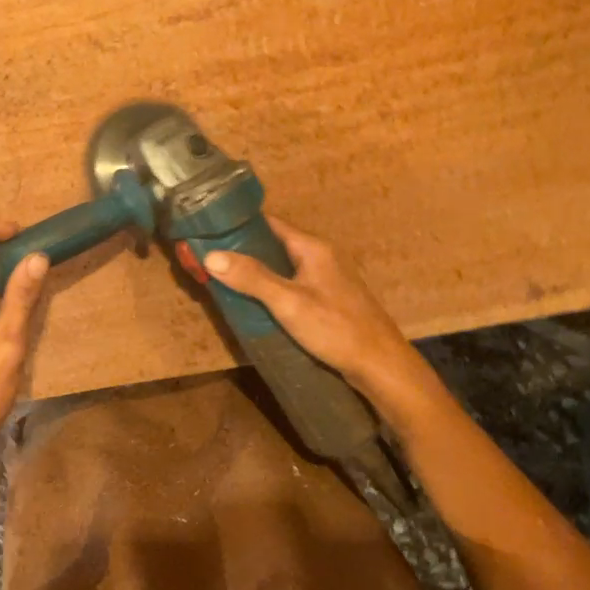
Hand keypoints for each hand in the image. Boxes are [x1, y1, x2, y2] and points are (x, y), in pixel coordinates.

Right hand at [204, 217, 447, 419]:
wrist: (381, 366)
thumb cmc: (337, 329)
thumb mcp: (289, 303)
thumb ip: (252, 278)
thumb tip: (210, 255)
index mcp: (313, 247)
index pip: (269, 223)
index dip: (238, 225)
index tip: (208, 232)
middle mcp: (322, 256)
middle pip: (275, 244)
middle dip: (243, 251)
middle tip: (209, 260)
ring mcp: (328, 278)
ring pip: (283, 266)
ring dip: (257, 271)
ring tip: (224, 280)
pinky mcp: (330, 300)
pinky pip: (293, 284)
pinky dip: (272, 288)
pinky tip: (256, 303)